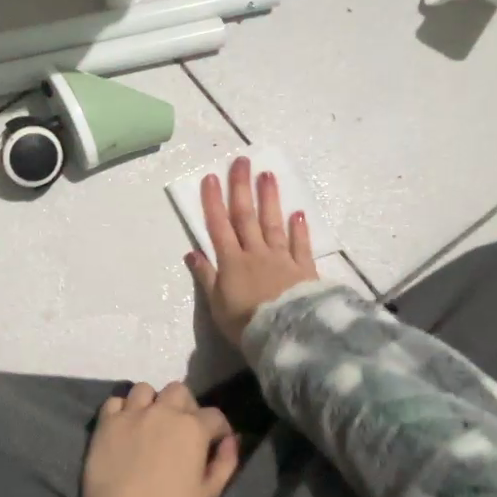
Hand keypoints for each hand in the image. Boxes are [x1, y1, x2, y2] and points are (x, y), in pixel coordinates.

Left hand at [60, 382, 237, 496]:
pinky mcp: (104, 424)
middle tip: (182, 432)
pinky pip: (115, 402)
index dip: (218, 429)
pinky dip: (122, 410)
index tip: (216, 443)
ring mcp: (130, 415)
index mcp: (192, 429)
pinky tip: (125, 430)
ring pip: (145, 390)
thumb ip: (224, 463)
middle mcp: (162, 412)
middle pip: (178, 391)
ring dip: (152, 403)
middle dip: (185, 407)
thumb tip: (232, 440)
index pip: (214, 415)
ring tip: (151, 426)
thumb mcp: (209, 496)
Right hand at [187, 156, 318, 347]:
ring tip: (267, 175)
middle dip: (241, 187)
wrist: (287, 335)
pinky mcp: (304, 270)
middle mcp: (255, 253)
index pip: (219, 225)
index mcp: (231, 261)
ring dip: (269, 198)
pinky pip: (300, 245)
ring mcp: (281, 259)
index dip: (213, 201)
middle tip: (242, 161)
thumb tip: (192, 252)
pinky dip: (298, 229)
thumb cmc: (245, 323)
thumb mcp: (217, 304)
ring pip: (272, 223)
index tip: (210, 177)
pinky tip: (298, 214)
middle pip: (246, 216)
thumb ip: (206, 276)